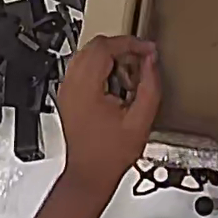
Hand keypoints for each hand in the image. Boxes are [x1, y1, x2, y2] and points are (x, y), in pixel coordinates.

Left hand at [56, 35, 161, 193]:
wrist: (91, 173)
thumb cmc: (111, 153)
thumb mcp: (141, 119)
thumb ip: (150, 85)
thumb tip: (151, 61)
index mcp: (85, 88)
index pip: (104, 47)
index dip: (130, 44)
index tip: (148, 50)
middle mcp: (71, 85)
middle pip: (95, 46)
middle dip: (122, 49)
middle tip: (142, 62)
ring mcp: (67, 89)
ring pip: (89, 54)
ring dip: (113, 58)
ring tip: (131, 77)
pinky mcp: (69, 95)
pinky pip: (84, 68)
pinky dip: (103, 68)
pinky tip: (118, 86)